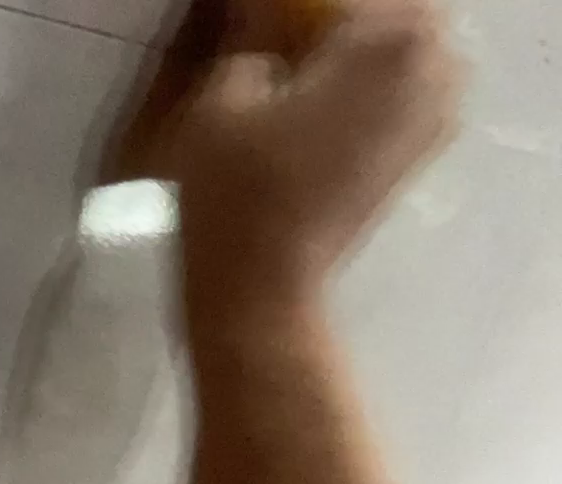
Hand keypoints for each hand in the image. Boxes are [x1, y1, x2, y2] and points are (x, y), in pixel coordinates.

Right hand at [174, 0, 463, 307]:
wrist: (260, 282)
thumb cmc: (233, 194)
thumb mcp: (216, 107)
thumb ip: (246, 45)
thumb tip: (256, 16)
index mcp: (392, 34)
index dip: (280, 7)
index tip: (245, 13)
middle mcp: (439, 57)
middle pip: (377, 16)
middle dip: (323, 27)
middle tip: (268, 45)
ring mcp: (440, 106)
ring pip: (390, 53)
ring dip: (342, 56)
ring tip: (286, 78)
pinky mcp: (421, 146)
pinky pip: (394, 92)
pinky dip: (355, 90)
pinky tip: (309, 113)